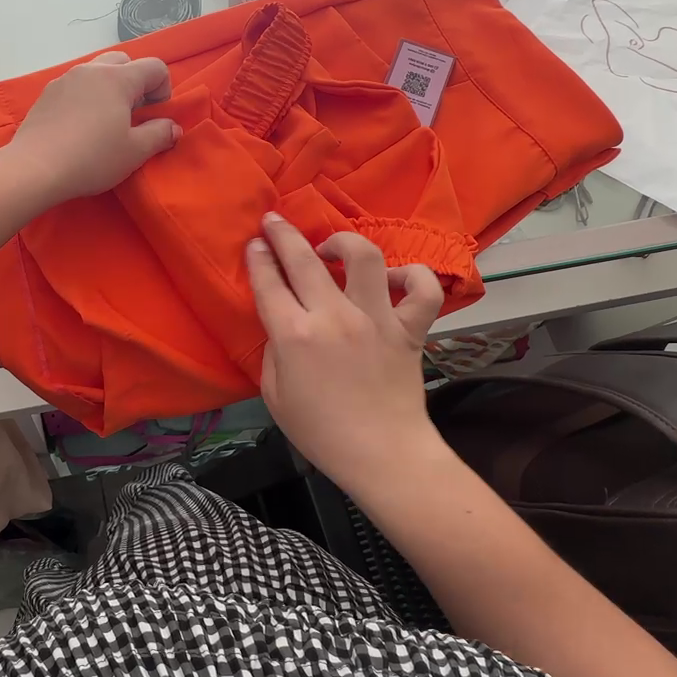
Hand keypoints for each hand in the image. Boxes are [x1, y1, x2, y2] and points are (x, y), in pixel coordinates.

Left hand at [5, 50, 179, 204]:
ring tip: (106, 121)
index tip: (155, 115)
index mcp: (118, 78)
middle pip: (124, 62)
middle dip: (136, 83)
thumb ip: (159, 134)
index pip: (155, 67)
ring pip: (97, 72)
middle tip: (132, 115)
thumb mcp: (134, 152)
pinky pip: (75, 86)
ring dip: (109, 89)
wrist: (35, 168)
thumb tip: (173, 127)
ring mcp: (65, 79)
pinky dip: (86, 97)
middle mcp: (91, 70)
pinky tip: (80, 127)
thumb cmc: (91, 158)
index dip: (163, 89)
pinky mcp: (46, 94)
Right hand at [246, 214, 447, 487]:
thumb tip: (282, 325)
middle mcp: (333, 317)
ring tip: (332, 248)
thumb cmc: (320, 431)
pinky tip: (394, 279)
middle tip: (275, 221)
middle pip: (304, 259)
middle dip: (284, 233)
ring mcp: (375, 319)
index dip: (258, 258)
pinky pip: (421, 290)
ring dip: (343, 242)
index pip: (268, 282)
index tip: (255, 244)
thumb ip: (273, 352)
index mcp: (294, 336)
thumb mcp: (274, 394)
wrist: (382, 455)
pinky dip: (411, 277)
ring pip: (364, 257)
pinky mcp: (409, 330)